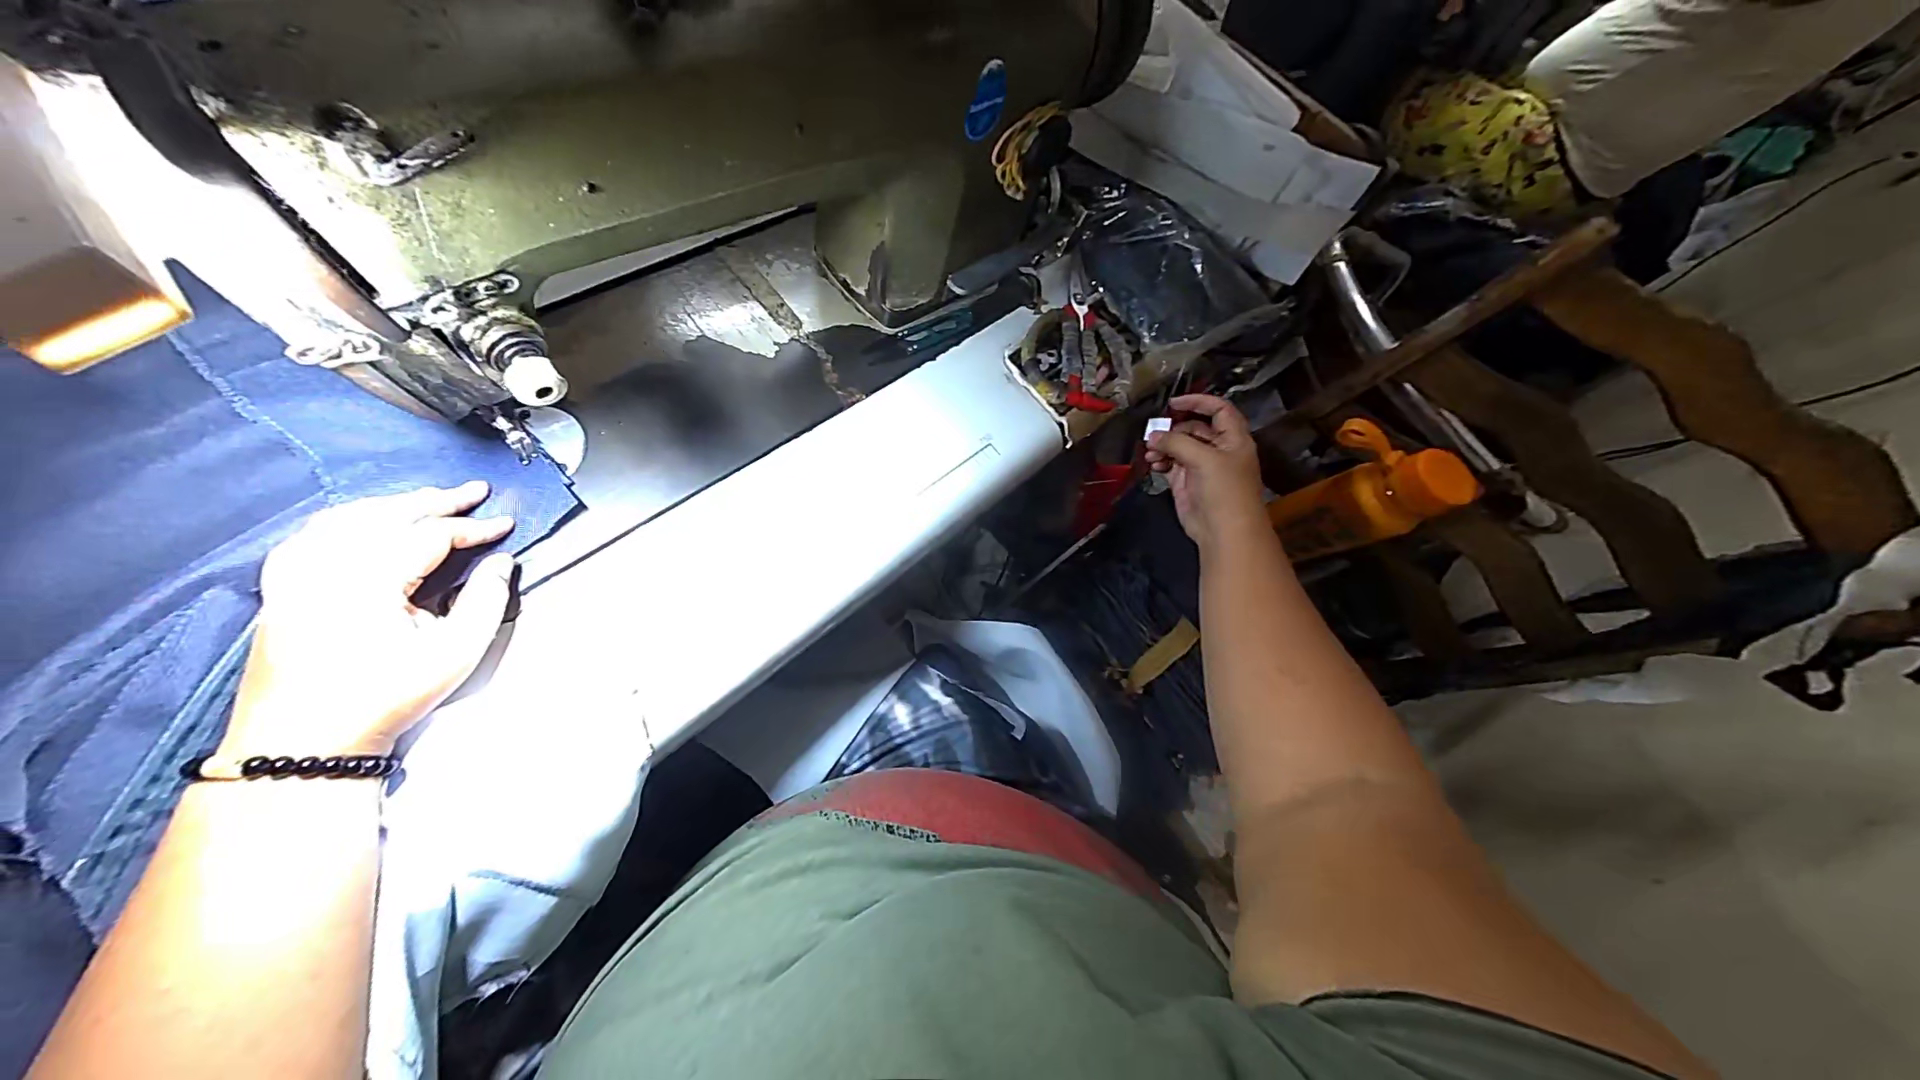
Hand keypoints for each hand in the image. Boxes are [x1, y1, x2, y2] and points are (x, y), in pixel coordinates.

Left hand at [217, 482, 516, 760]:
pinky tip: (362, 520)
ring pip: (347, 517)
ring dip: (393, 503)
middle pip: (387, 514)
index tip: (504, 526)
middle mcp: (324, 566)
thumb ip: (486, 601)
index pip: (430, 534)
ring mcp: (295, 575)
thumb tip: (500, 563)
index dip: (474, 526)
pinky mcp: (279, 589)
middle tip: (474, 491)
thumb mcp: (455, 654)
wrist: (304, 742)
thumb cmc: (384, 699)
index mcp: (368, 579)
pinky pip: (311, 535)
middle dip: (437, 499)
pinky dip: (345, 519)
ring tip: (428, 498)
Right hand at [1144, 394, 1267, 551]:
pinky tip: (1153, 463)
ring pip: (1179, 445)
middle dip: (1173, 427)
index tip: (1174, 403)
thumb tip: (1153, 436)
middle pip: (1194, 427)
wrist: (1223, 531)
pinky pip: (1170, 463)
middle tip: (1154, 432)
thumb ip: (1177, 442)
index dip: (1198, 402)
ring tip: (1151, 452)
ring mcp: (1201, 466)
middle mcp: (1218, 449)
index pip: (1218, 409)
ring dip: (1163, 445)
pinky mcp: (1186, 482)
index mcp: (1233, 438)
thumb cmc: (1224, 490)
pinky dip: (1160, 461)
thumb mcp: (1205, 459)